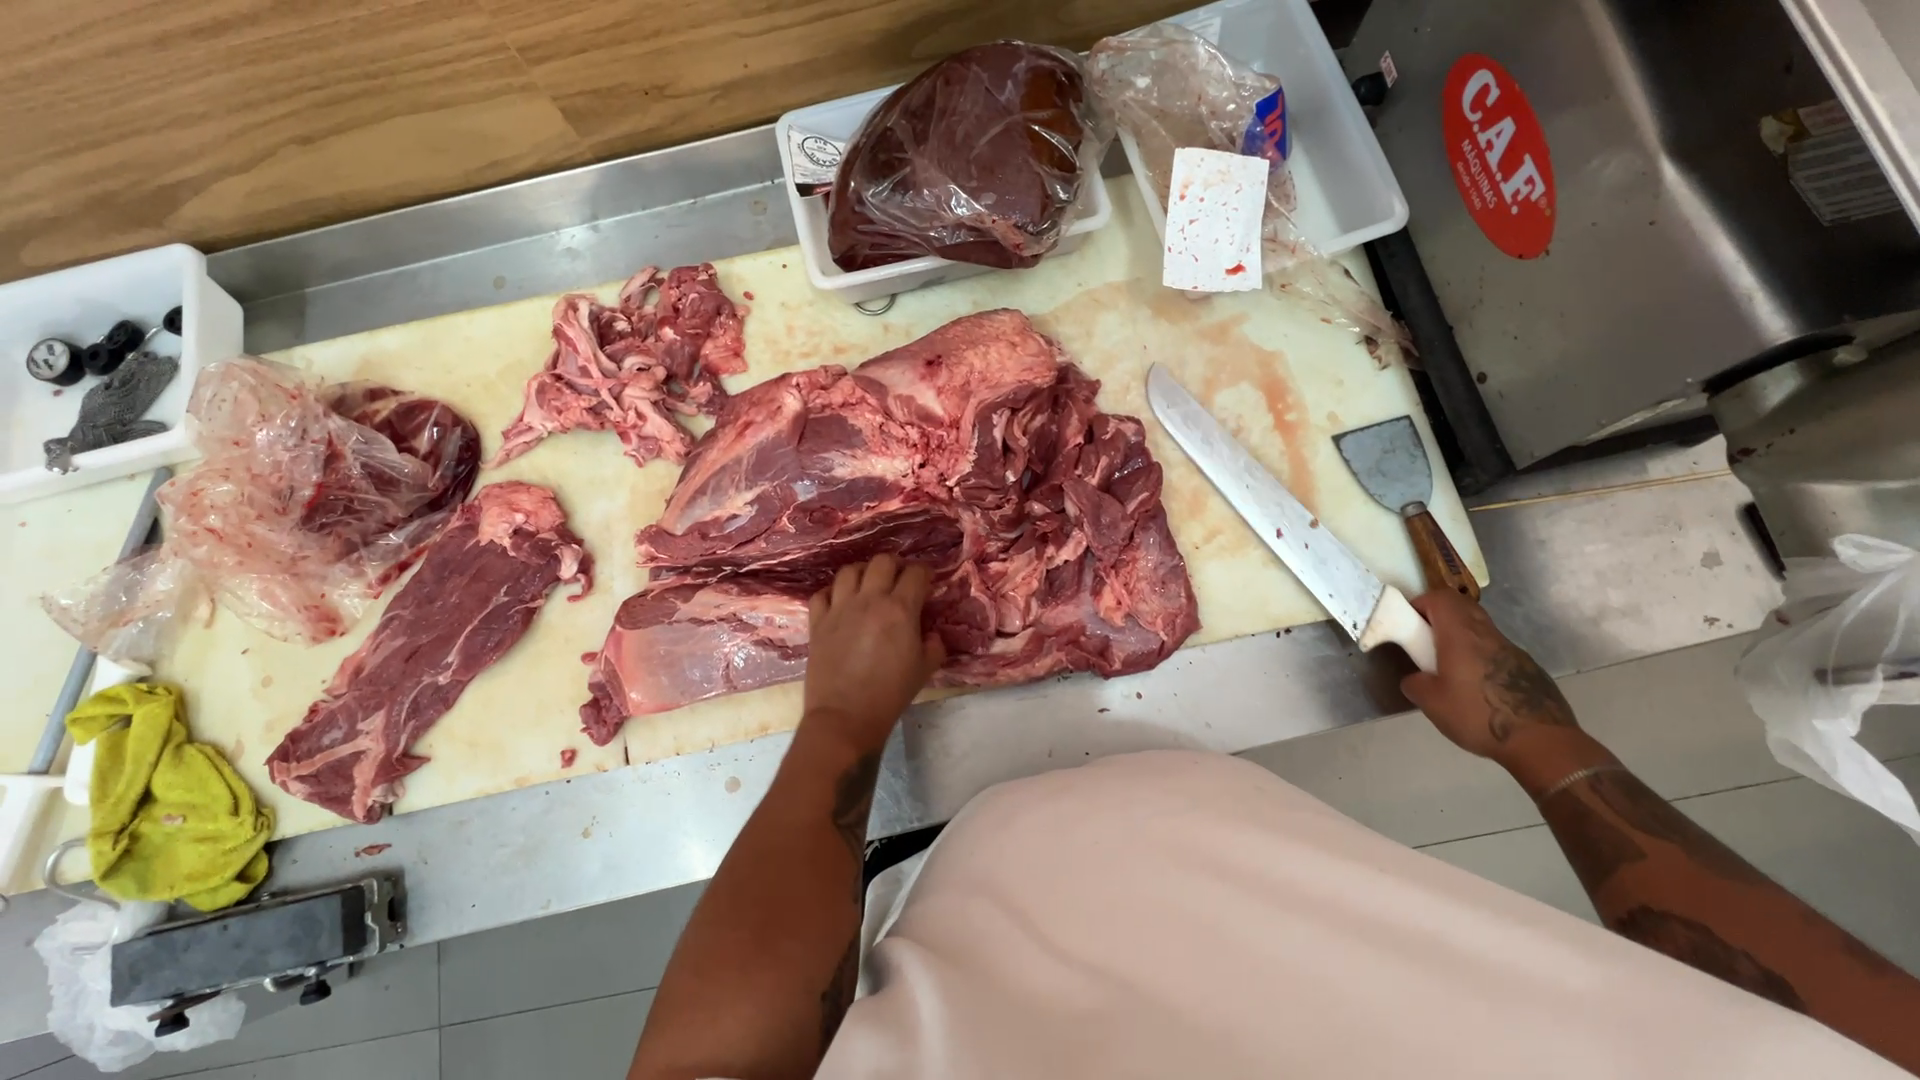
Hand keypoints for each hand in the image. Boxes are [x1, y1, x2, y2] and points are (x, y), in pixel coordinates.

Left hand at [802, 555, 945, 752]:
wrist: (846, 716)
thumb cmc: (890, 694)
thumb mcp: (925, 670)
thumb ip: (934, 645)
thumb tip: (930, 634)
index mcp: (900, 609)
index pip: (916, 573)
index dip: (924, 574)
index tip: (926, 582)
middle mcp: (869, 600)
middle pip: (882, 561)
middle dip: (895, 566)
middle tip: (898, 580)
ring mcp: (839, 609)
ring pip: (849, 571)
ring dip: (862, 573)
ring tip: (868, 586)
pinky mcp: (817, 622)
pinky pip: (822, 594)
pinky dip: (832, 593)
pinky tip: (839, 603)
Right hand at [1399, 588, 1579, 763]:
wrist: (1541, 740)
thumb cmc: (1478, 715)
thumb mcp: (1431, 703)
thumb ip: (1415, 683)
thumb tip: (1416, 679)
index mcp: (1461, 635)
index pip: (1440, 598)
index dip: (1421, 603)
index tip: (1409, 623)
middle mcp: (1487, 634)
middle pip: (1462, 606)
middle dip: (1440, 616)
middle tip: (1426, 640)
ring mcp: (1512, 650)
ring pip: (1481, 628)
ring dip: (1461, 636)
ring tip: (1450, 667)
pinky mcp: (1527, 667)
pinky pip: (1496, 650)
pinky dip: (1481, 656)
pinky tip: (1479, 687)